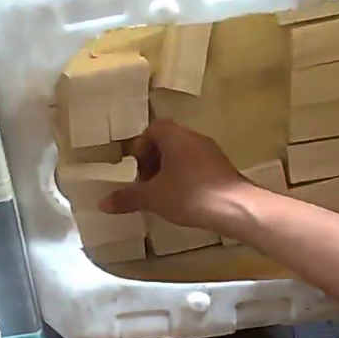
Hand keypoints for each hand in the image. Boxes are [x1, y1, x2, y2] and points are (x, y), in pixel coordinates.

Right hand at [99, 119, 261, 235]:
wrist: (236, 208)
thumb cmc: (190, 194)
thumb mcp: (153, 198)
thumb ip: (127, 198)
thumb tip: (102, 203)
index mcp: (175, 136)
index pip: (153, 128)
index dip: (141, 147)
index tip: (137, 169)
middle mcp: (194, 137)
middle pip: (167, 141)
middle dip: (153, 161)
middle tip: (146, 183)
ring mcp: (212, 152)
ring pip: (183, 154)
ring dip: (169, 170)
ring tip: (162, 194)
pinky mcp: (223, 168)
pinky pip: (197, 166)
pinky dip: (185, 178)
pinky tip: (183, 200)